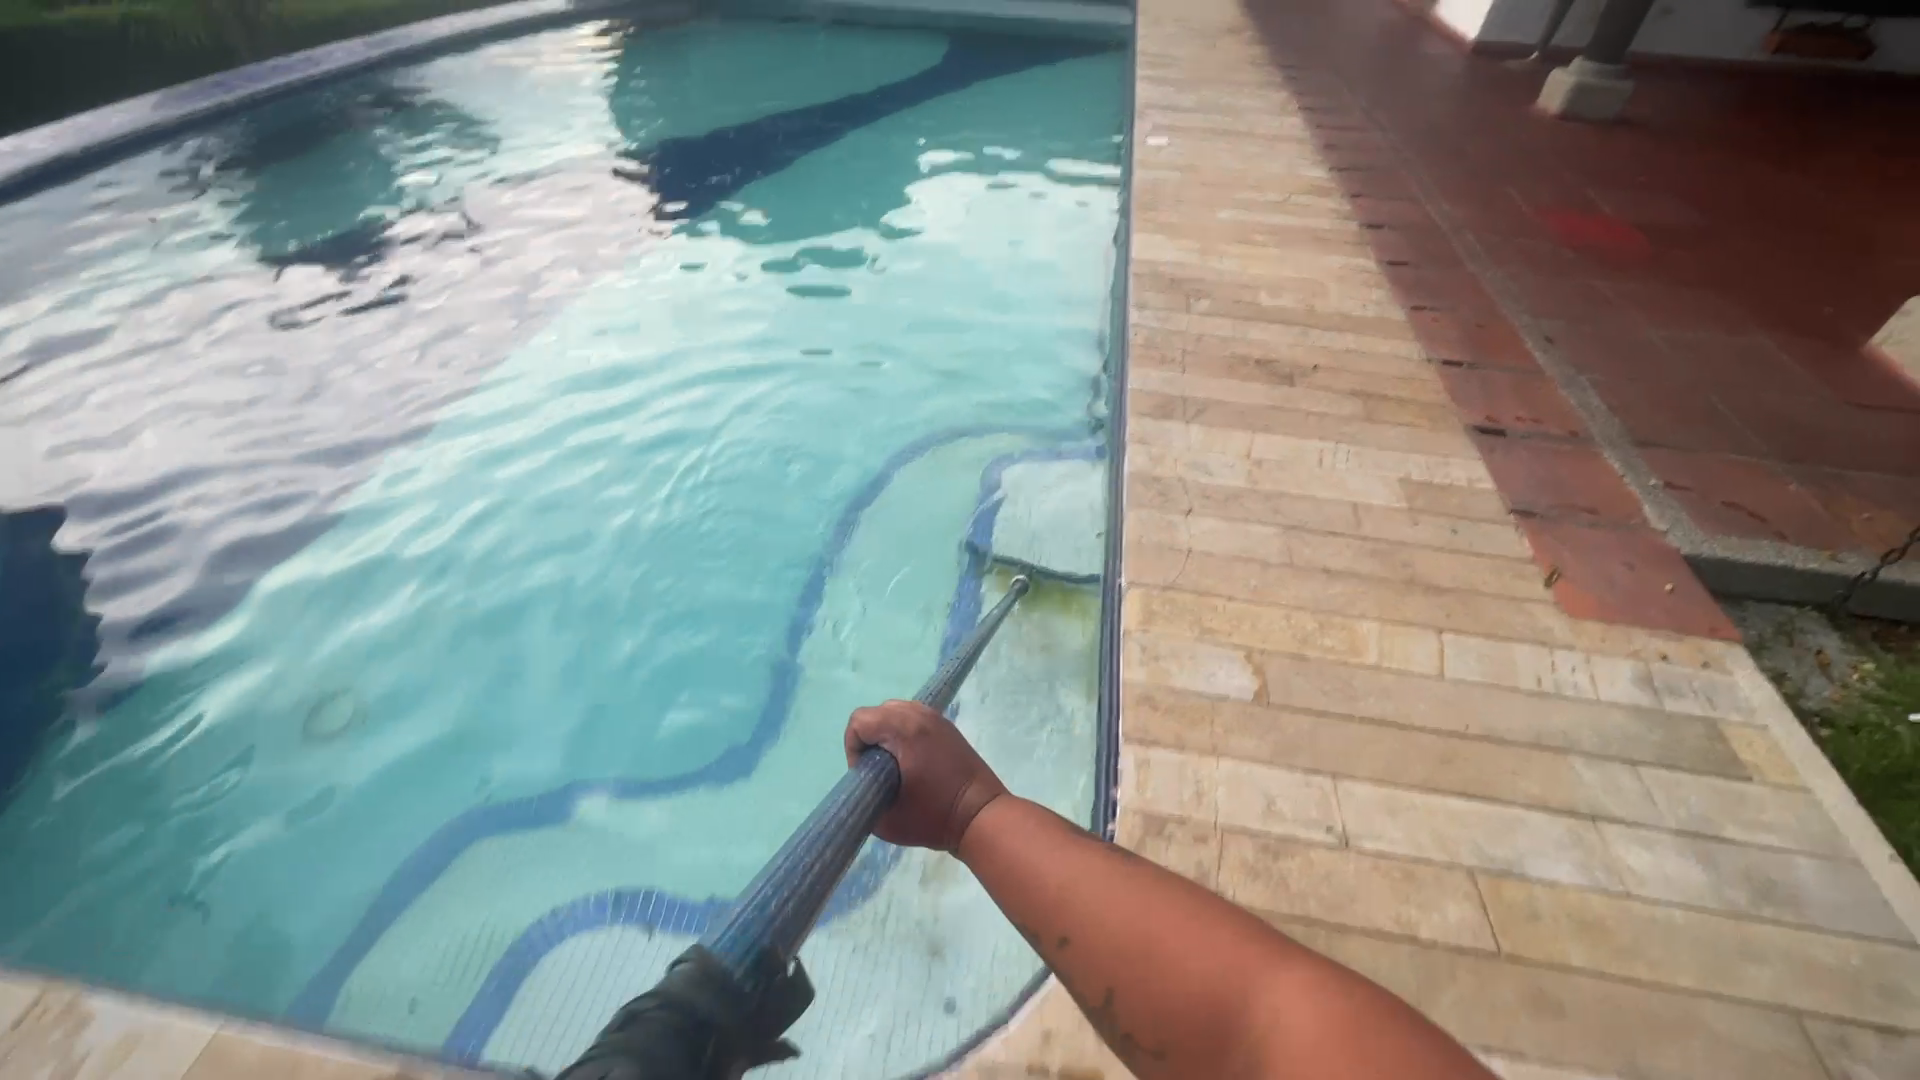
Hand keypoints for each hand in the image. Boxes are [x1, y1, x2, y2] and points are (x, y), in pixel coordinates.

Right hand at [844, 700, 1008, 851]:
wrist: (981, 816)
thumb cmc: (934, 818)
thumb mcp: (886, 820)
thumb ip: (863, 795)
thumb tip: (863, 780)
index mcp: (904, 730)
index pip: (859, 721)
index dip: (854, 749)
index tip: (866, 775)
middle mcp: (919, 715)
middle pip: (877, 713)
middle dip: (870, 740)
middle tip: (879, 771)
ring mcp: (936, 717)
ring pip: (896, 711)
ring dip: (887, 735)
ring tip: (896, 765)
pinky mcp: (947, 725)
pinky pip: (914, 718)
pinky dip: (905, 733)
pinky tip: (912, 760)